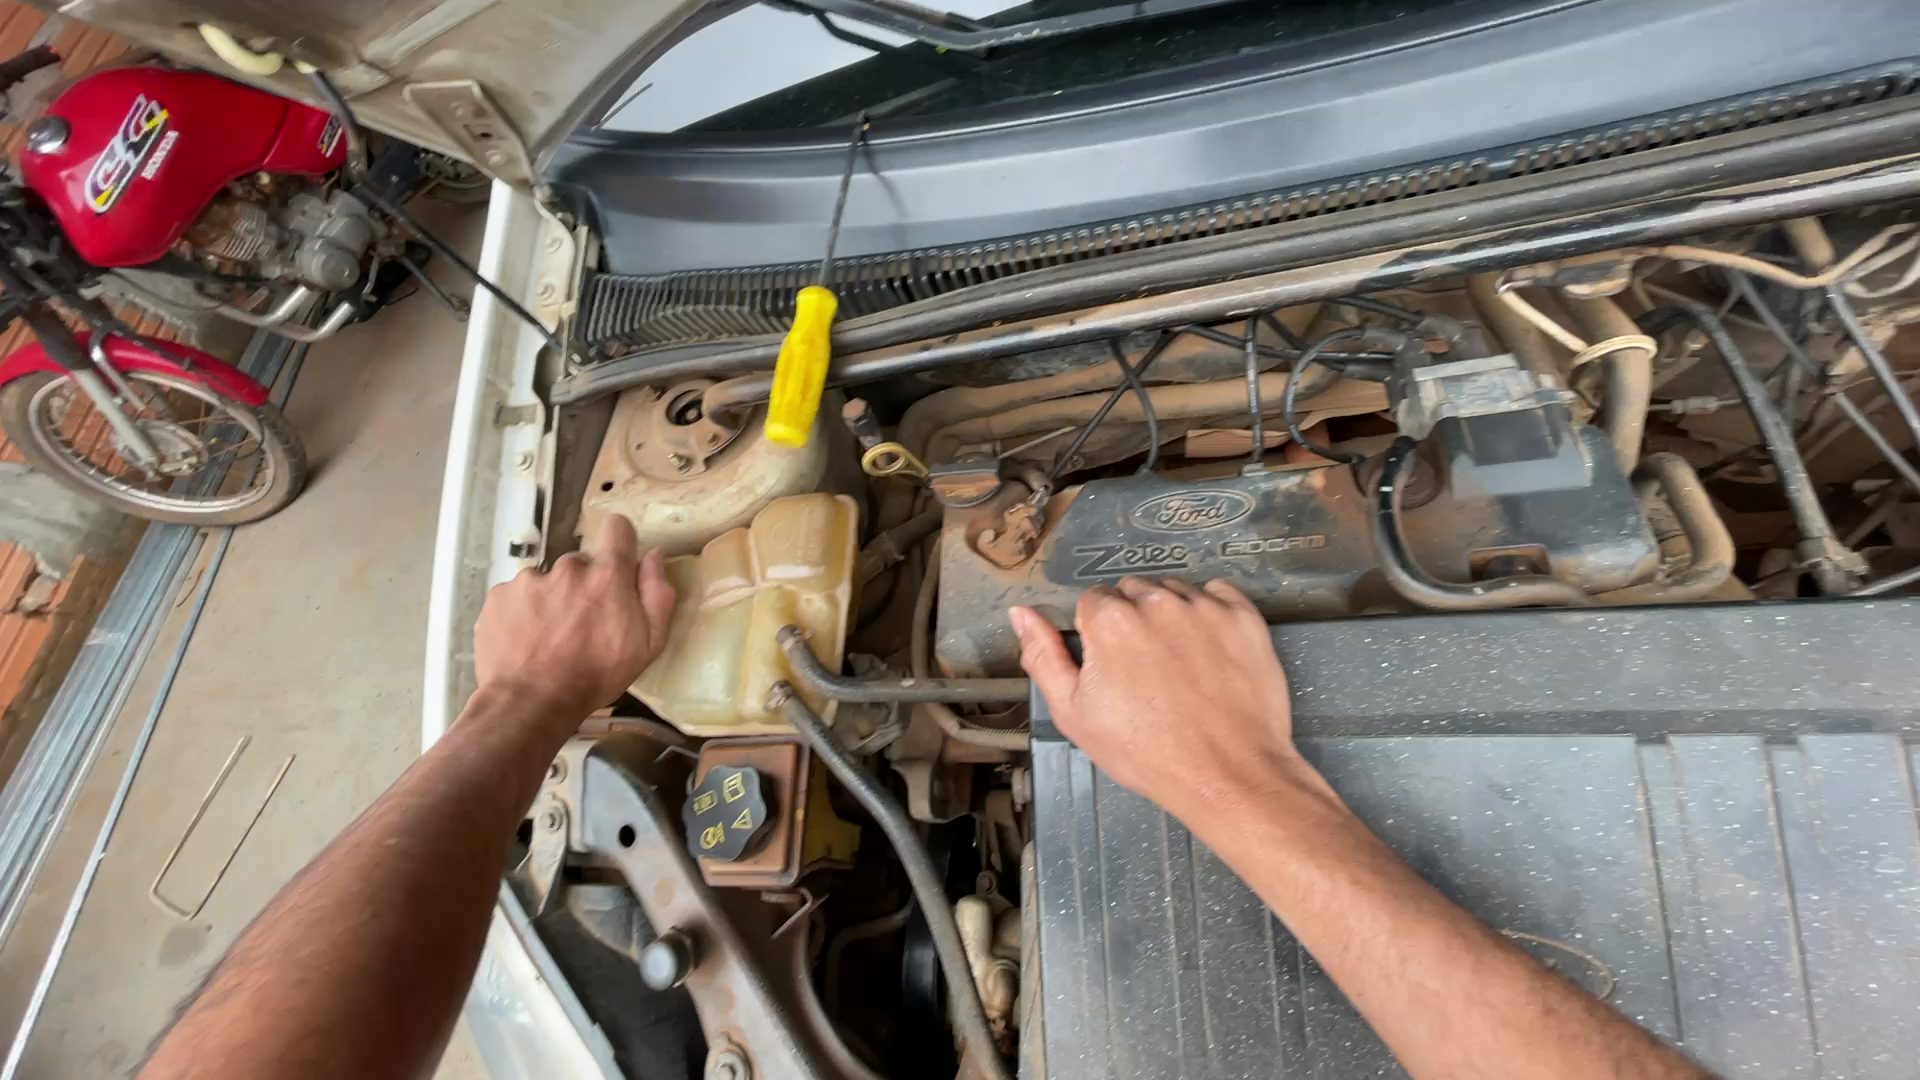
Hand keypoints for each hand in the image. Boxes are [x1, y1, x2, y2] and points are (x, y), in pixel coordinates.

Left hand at [473, 516, 675, 721]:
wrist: (531, 702)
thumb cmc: (598, 674)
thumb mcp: (649, 642)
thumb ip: (657, 594)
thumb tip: (653, 556)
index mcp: (608, 575)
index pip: (617, 528)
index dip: (620, 541)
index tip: (619, 563)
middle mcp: (568, 568)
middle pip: (581, 562)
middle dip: (585, 584)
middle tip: (583, 620)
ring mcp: (529, 580)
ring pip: (548, 579)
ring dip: (553, 597)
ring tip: (551, 634)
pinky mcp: (499, 596)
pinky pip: (518, 593)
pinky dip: (524, 610)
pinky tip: (527, 637)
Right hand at [1010, 577, 1335, 827]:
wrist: (1227, 775)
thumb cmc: (1147, 752)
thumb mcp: (1074, 713)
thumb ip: (1043, 655)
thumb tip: (1021, 614)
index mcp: (1110, 621)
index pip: (1092, 601)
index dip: (1097, 634)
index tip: (1112, 665)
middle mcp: (1157, 602)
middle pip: (1132, 591)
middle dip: (1131, 619)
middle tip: (1143, 667)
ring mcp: (1204, 608)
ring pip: (1173, 590)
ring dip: (1169, 614)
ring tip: (1177, 663)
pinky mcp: (1243, 618)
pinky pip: (1218, 594)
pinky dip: (1210, 612)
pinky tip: (1207, 649)